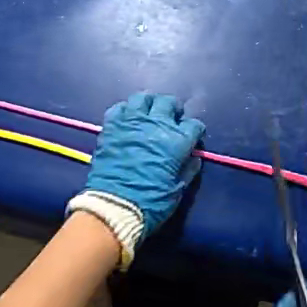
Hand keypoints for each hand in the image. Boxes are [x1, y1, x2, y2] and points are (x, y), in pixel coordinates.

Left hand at [81, 92, 204, 235]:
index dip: (194, 130)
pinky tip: (128, 121)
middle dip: (173, 110)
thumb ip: (188, 168)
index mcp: (178, 140)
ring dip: (149, 104)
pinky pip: (119, 108)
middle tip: (171, 121)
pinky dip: (125, 111)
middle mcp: (157, 125)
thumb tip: (193, 156)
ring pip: (143, 98)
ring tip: (149, 114)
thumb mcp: (179, 188)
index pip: (194, 124)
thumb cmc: (151, 202)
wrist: (114, 208)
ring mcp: (132, 123)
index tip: (191, 137)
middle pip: (169, 102)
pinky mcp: (112, 127)